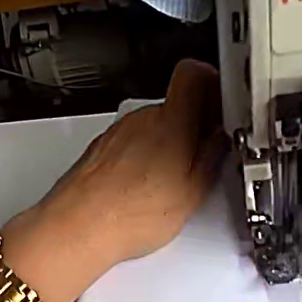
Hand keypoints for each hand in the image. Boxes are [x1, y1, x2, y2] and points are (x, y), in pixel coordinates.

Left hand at [2, 60, 224, 301]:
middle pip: (176, 104)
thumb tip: (221, 141)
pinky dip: (145, 157)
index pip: (194, 73)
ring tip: (175, 181)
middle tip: (204, 156)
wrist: (79, 228)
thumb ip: (211, 158)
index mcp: (170, 123)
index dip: (213, 83)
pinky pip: (133, 142)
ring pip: (154, 125)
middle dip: (194, 126)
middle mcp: (141, 119)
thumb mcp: (192, 193)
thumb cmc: (129, 214)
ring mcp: (118, 132)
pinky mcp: (102, 148)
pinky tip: (148, 188)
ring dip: (168, 144)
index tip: (222, 107)